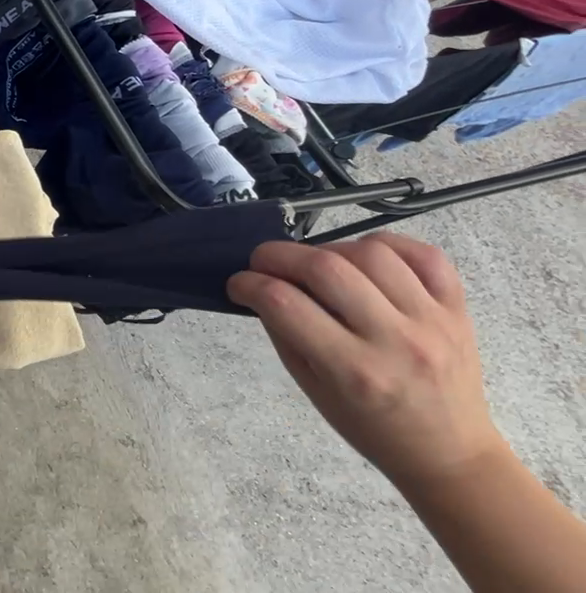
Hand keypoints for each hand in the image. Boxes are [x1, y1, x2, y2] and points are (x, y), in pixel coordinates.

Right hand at [227, 234, 508, 494]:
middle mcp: (396, 341)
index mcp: (352, 369)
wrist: (450, 452)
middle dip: (276, 255)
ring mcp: (434, 323)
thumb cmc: (368, 424)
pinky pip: (425, 256)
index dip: (246, 283)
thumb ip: (283, 329)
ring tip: (318, 266)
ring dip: (328, 248)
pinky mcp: (459, 312)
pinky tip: (365, 259)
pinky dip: (387, 245)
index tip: (238, 286)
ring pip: (371, 253)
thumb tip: (260, 285)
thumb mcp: (308, 385)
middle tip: (263, 265)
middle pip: (324, 268)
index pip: (282, 301)